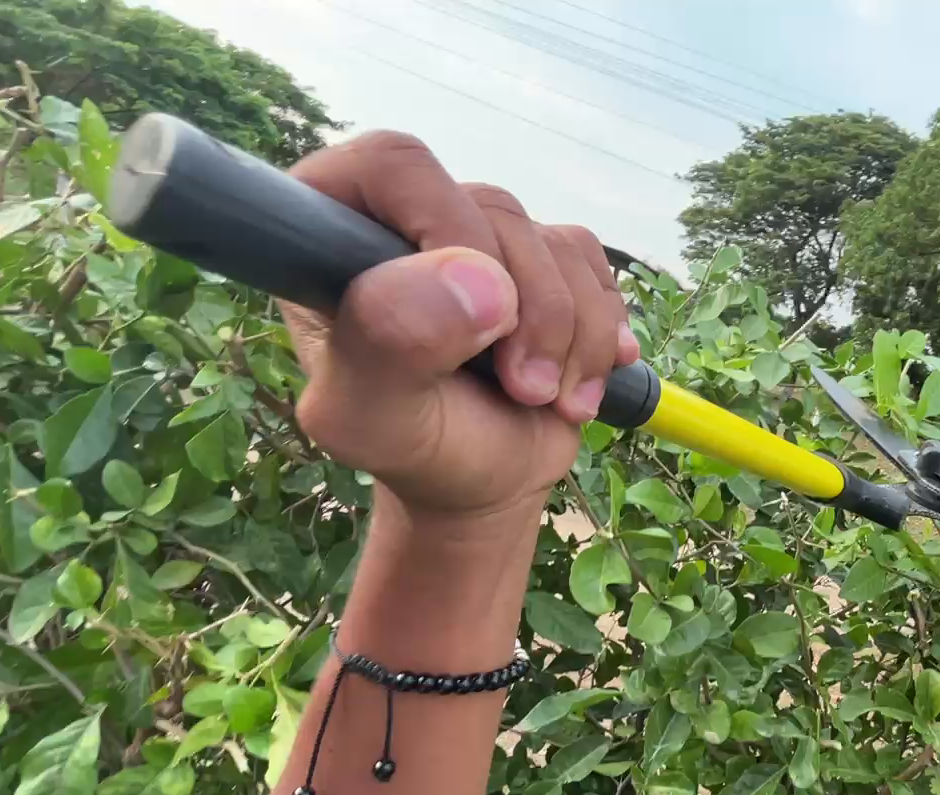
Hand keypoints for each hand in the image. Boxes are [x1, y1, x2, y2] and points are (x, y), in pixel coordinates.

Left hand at [278, 131, 639, 531]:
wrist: (487, 481)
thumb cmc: (419, 453)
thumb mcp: (374, 423)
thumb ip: (391, 345)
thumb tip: (482, 283)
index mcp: (335, 235)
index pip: (398, 168)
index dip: (453, 232)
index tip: (483, 325)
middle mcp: (412, 221)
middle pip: (498, 210)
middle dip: (532, 313)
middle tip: (526, 390)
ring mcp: (487, 243)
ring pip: (558, 245)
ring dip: (575, 337)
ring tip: (552, 400)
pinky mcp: (548, 269)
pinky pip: (595, 269)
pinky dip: (603, 332)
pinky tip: (584, 378)